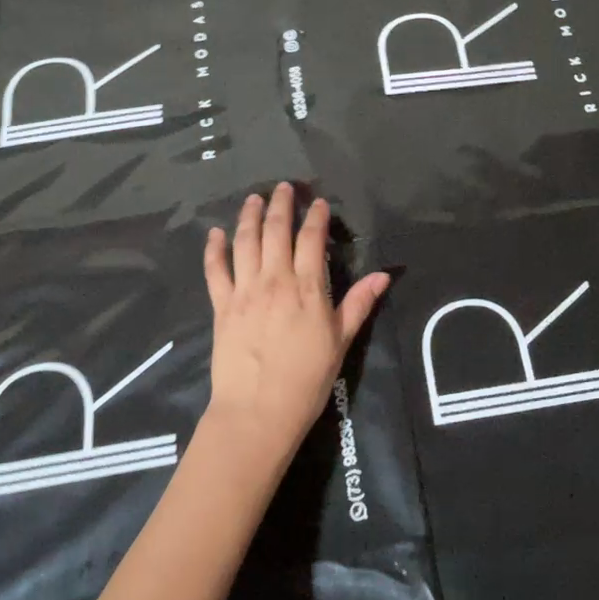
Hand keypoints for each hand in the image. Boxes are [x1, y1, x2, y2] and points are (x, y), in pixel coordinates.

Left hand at [201, 183, 390, 458]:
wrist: (257, 412)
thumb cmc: (306, 380)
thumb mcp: (340, 342)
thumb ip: (359, 303)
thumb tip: (383, 275)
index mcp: (307, 288)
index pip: (312, 240)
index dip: (315, 217)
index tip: (317, 202)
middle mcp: (275, 280)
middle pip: (275, 231)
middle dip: (280, 205)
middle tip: (283, 187)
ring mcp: (244, 291)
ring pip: (245, 242)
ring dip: (249, 216)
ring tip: (253, 198)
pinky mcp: (221, 306)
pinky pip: (215, 270)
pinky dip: (214, 248)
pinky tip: (215, 233)